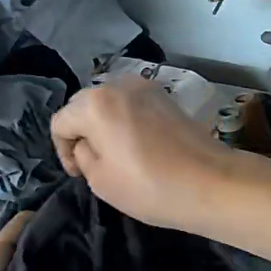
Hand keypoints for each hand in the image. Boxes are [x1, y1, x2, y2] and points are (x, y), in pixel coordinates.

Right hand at [50, 78, 235, 229]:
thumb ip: (83, 154)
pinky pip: (133, 103)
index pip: (61, 122)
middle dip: (82, 131)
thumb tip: (87, 143)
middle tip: (93, 164)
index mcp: (95, 103)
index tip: (77, 173)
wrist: (210, 182)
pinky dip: (127, 119)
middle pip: (84, 105)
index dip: (62, 150)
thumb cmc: (149, 185)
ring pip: (110, 102)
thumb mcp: (100, 180)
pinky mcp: (167, 96)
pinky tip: (138, 144)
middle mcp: (119, 85)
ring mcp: (146, 87)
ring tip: (116, 154)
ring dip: (105, 123)